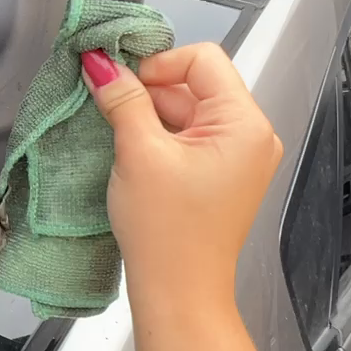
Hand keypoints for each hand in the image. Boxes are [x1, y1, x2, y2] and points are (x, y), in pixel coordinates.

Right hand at [82, 42, 281, 319]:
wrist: (177, 290)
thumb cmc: (167, 231)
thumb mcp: (138, 152)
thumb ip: (122, 99)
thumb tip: (100, 62)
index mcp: (244, 125)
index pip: (202, 59)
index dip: (157, 65)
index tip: (122, 85)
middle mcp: (249, 135)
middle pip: (191, 83)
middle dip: (146, 92)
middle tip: (109, 112)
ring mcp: (234, 156)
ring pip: (183, 109)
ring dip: (147, 116)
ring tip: (121, 143)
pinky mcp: (217, 172)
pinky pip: (184, 135)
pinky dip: (154, 136)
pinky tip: (132, 155)